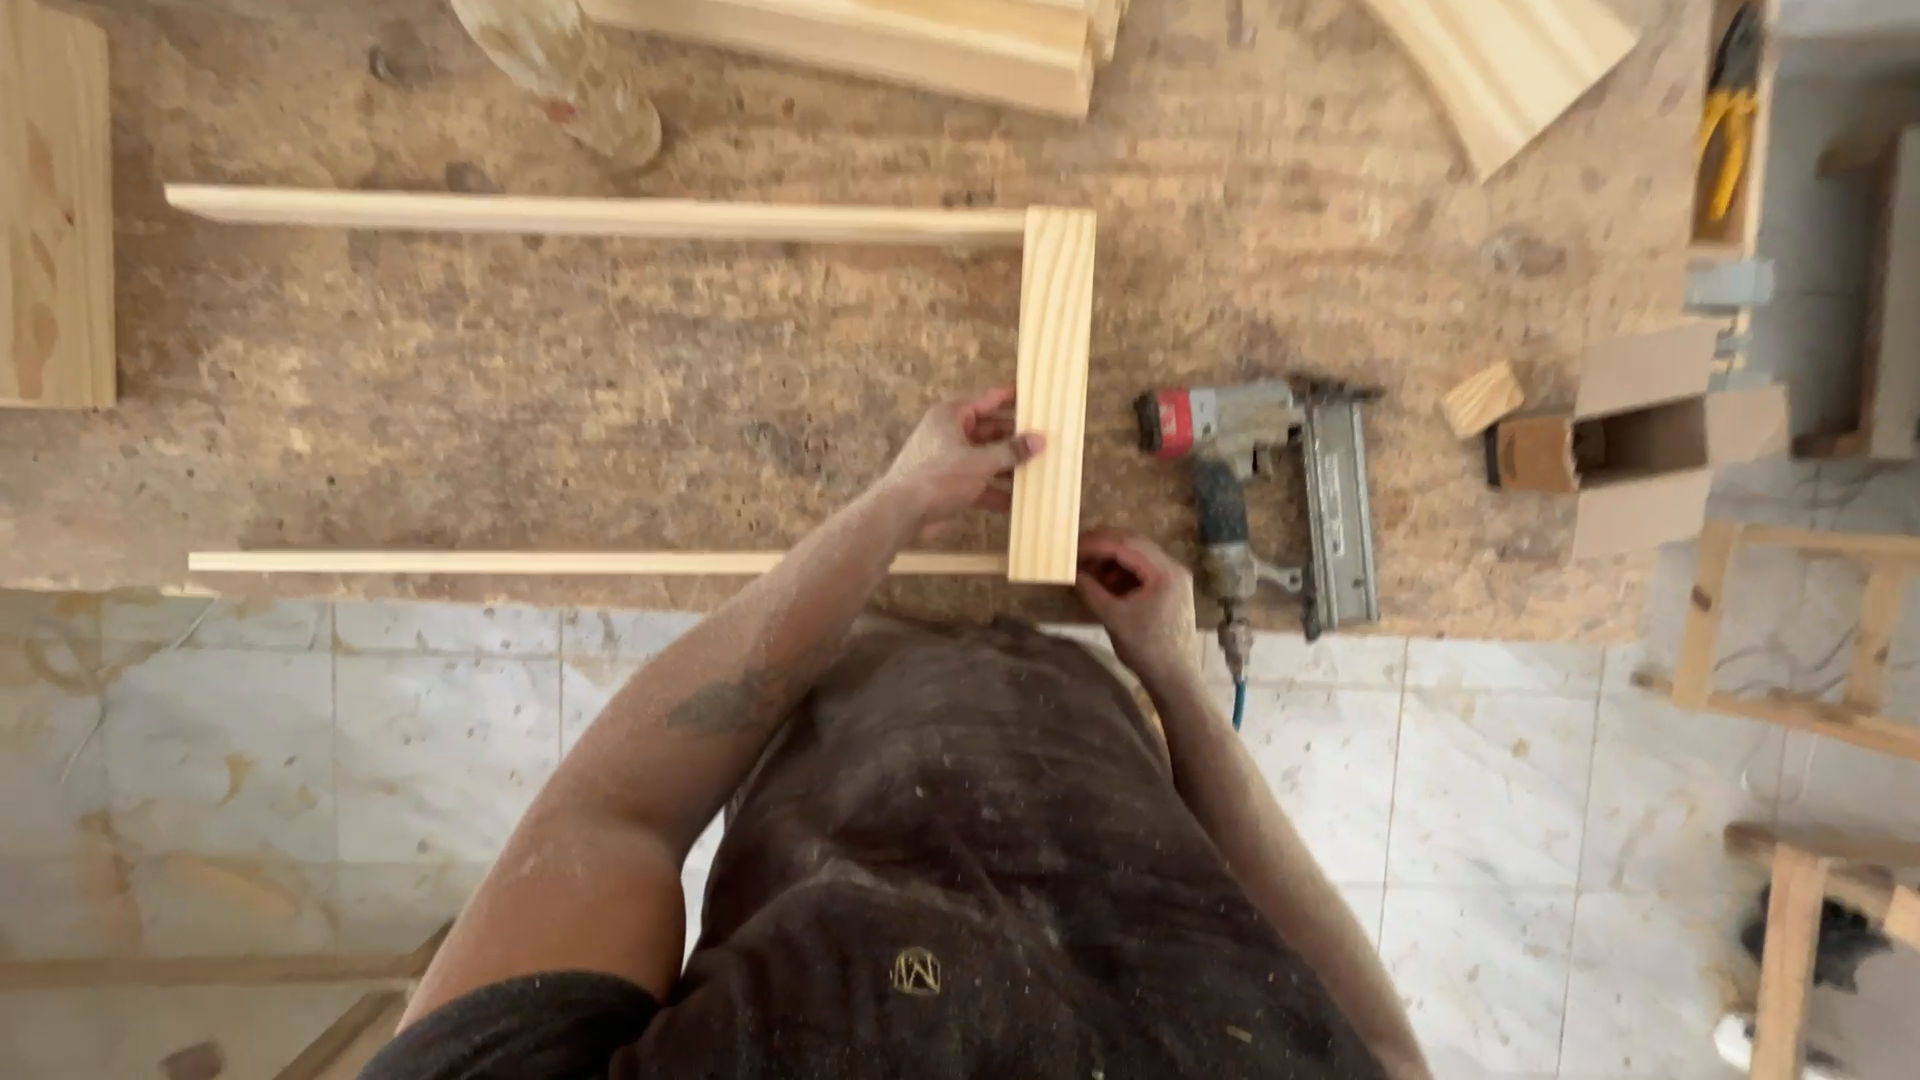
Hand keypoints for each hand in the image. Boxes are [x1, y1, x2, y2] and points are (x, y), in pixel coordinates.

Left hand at [879, 387, 1045, 531]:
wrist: (902, 513)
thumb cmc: (939, 477)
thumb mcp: (980, 462)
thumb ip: (1011, 451)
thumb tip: (1039, 440)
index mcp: (951, 416)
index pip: (988, 401)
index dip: (1011, 398)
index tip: (1034, 396)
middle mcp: (949, 434)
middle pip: (989, 432)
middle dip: (1015, 440)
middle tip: (1045, 441)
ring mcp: (948, 460)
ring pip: (984, 459)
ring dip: (1008, 467)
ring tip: (1039, 471)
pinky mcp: (948, 485)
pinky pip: (977, 482)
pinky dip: (994, 490)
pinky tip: (1018, 501)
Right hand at [1075, 528, 1200, 685]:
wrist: (1174, 678)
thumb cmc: (1146, 648)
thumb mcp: (1113, 617)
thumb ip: (1091, 590)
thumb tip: (1071, 572)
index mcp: (1164, 571)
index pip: (1126, 544)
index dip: (1096, 543)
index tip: (1072, 548)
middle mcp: (1172, 567)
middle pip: (1133, 544)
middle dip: (1102, 547)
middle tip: (1076, 552)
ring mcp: (1172, 578)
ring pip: (1136, 555)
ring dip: (1110, 560)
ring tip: (1087, 571)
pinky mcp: (1168, 589)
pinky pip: (1141, 570)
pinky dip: (1120, 572)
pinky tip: (1104, 584)